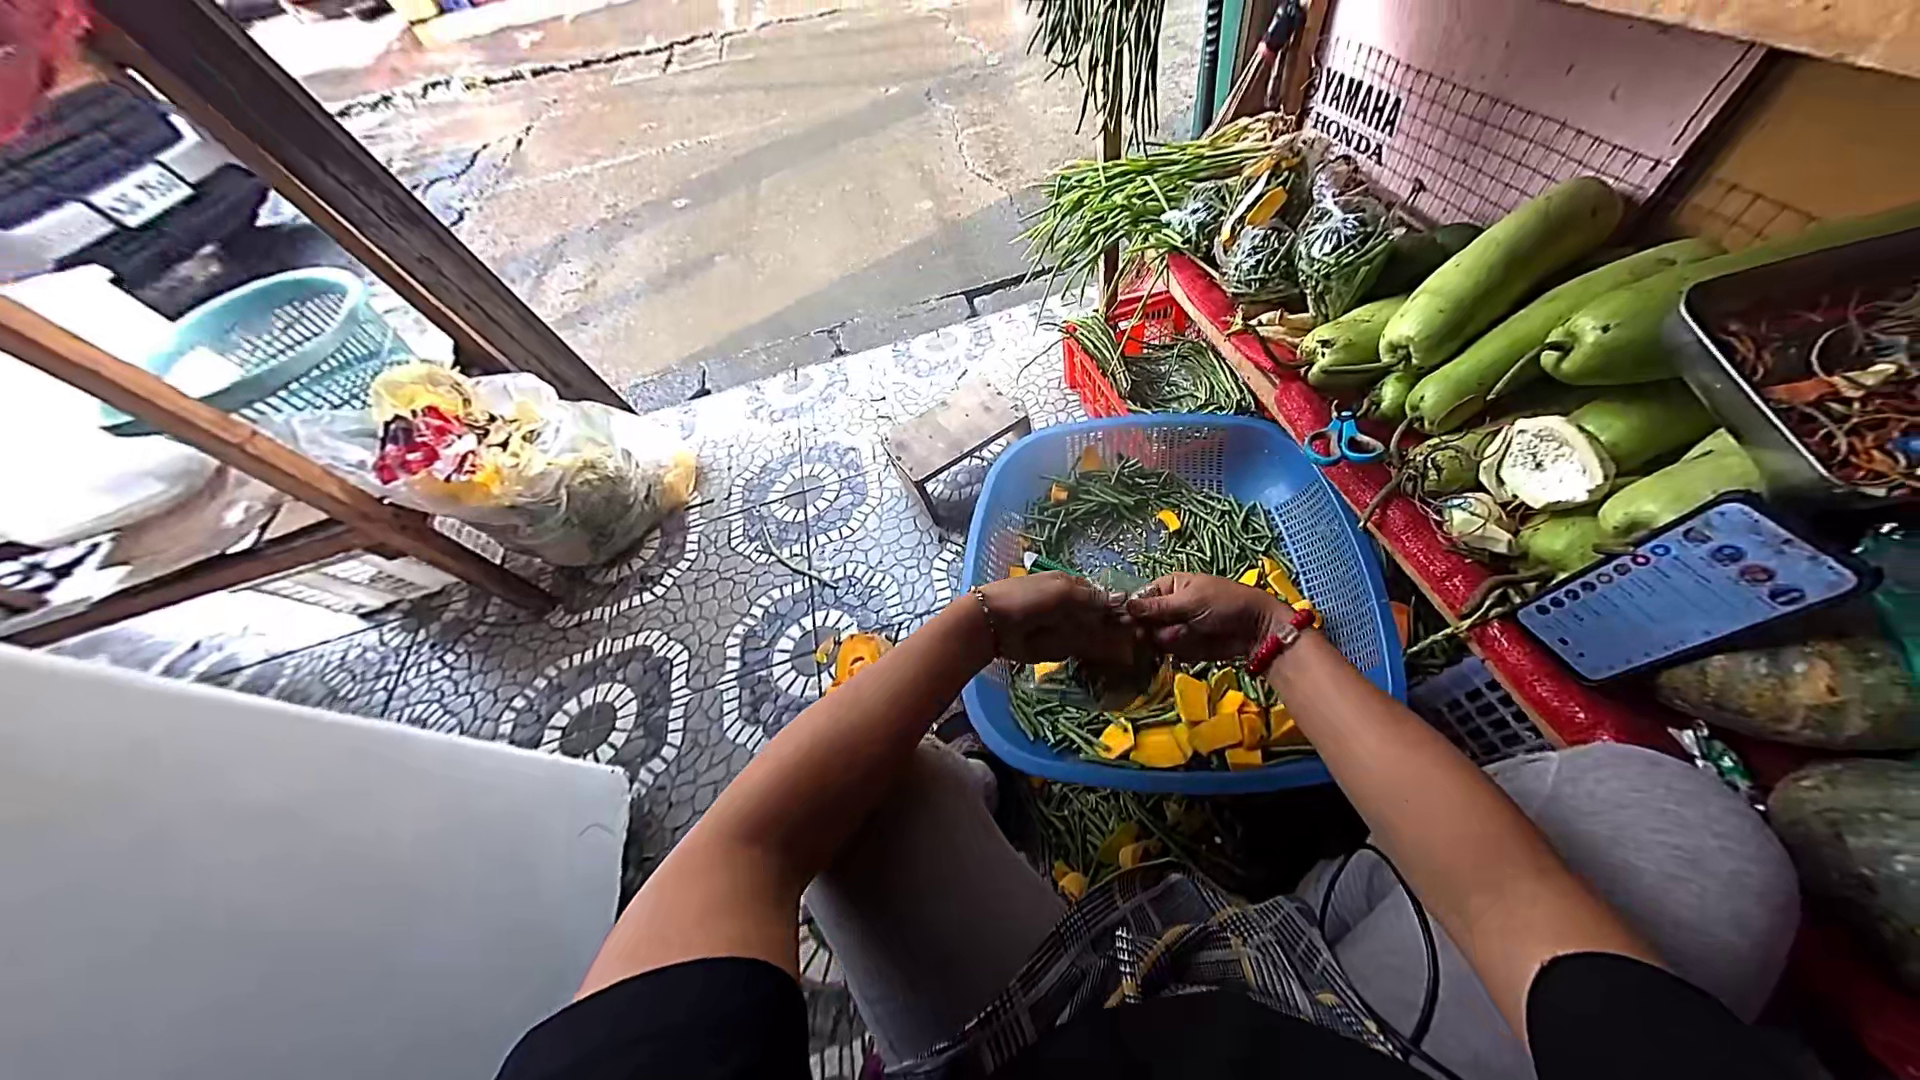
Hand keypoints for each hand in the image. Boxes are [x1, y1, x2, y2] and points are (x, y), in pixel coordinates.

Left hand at [974, 571, 1140, 664]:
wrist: (993, 624)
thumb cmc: (1027, 598)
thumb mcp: (1062, 590)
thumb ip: (1091, 597)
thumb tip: (1121, 598)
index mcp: (1069, 584)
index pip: (1100, 595)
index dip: (1116, 606)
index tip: (1136, 618)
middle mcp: (1069, 606)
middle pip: (1099, 616)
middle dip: (1117, 626)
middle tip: (1140, 638)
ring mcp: (1064, 627)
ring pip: (1094, 634)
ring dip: (1111, 642)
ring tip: (1134, 651)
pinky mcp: (1057, 648)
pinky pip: (1081, 650)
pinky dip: (1095, 654)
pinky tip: (1114, 660)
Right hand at [1126, 572, 1292, 660]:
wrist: (1255, 630)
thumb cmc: (1224, 603)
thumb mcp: (1190, 601)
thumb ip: (1157, 607)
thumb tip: (1127, 606)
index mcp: (1167, 587)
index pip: (1139, 599)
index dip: (1132, 611)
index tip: (1128, 621)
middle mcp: (1165, 607)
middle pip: (1141, 621)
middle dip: (1147, 628)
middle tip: (1157, 632)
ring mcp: (1172, 627)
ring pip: (1151, 637)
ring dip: (1165, 639)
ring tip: (1187, 635)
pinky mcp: (1180, 646)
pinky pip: (1165, 650)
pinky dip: (1172, 650)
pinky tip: (1185, 645)